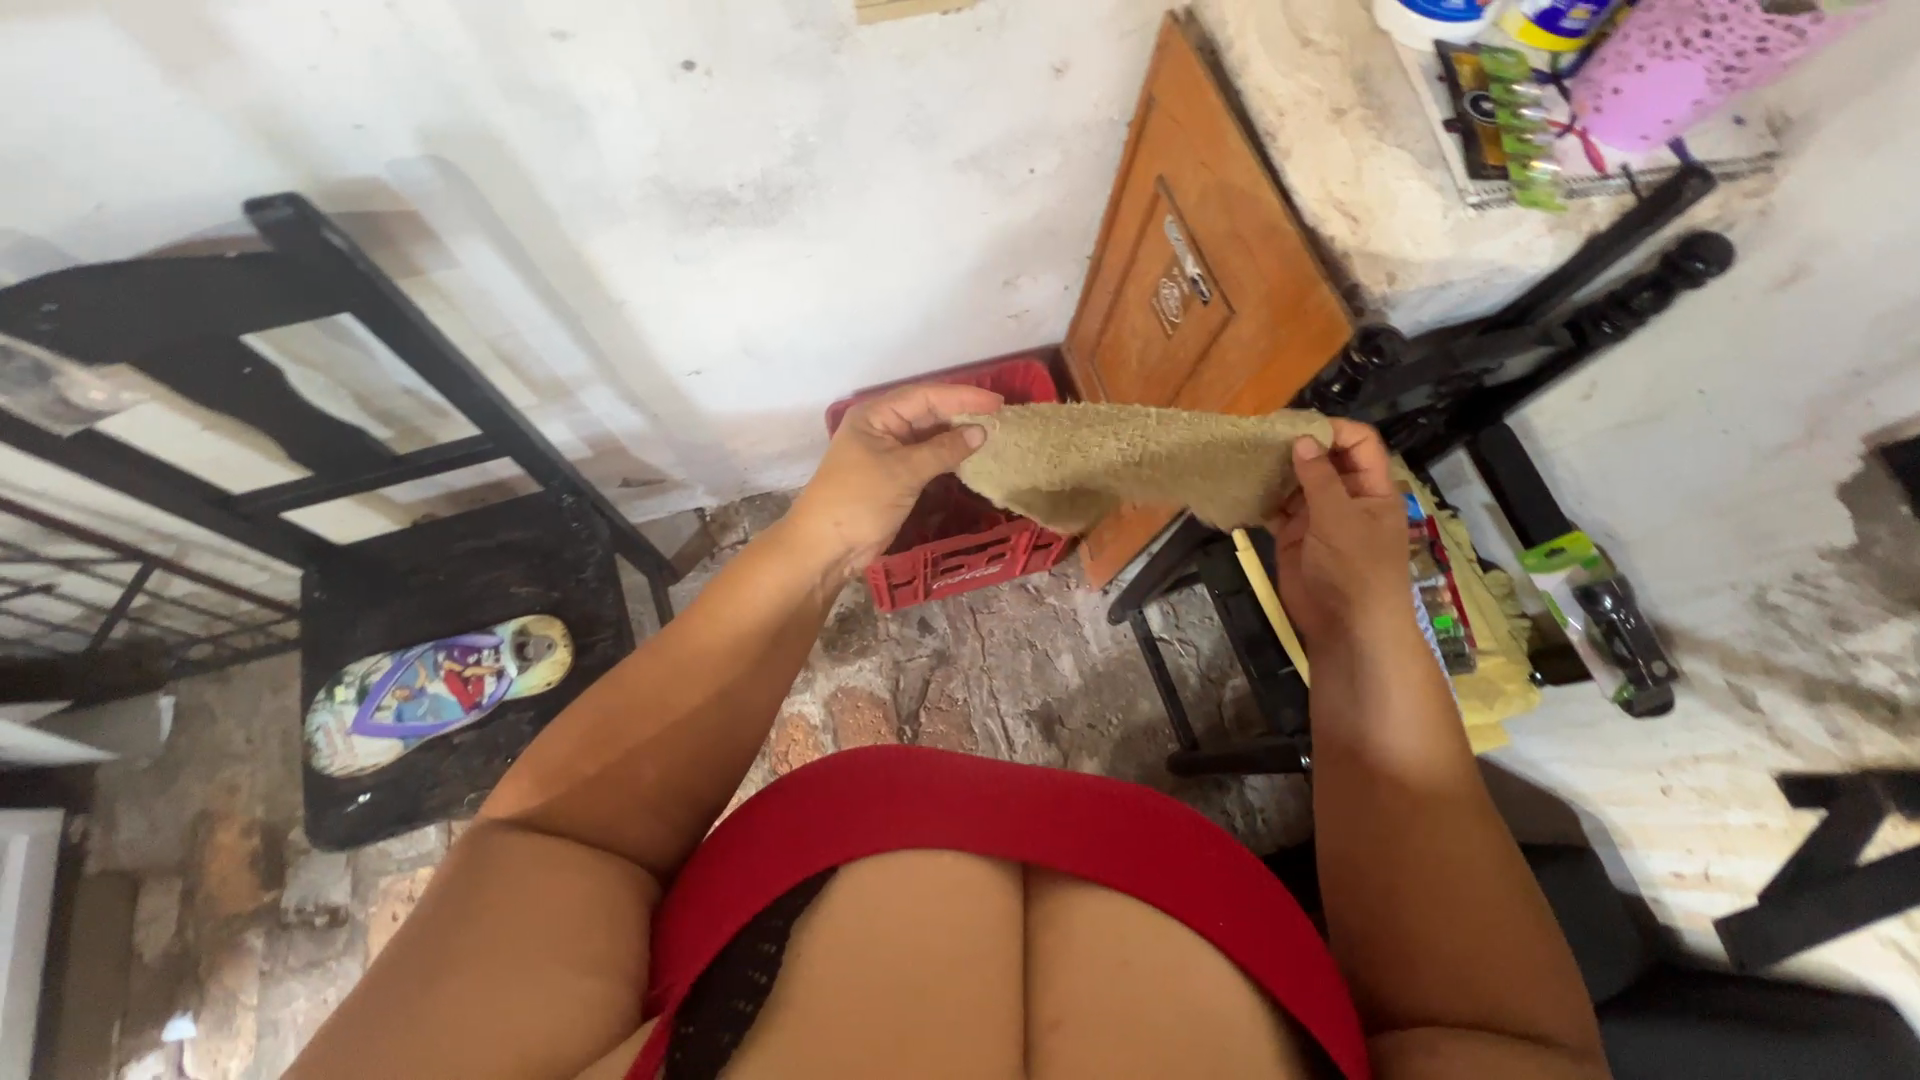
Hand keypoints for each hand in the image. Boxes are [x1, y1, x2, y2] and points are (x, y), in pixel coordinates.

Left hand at [787, 383, 1003, 577]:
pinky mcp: (895, 475)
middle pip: (928, 411)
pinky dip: (948, 455)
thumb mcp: (904, 472)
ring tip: (992, 432)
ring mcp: (888, 451)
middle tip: (1000, 416)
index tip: (997, 402)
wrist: (828, 546)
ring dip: (957, 434)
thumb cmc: (859, 501)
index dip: (963, 397)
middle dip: (962, 412)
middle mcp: (882, 426)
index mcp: (876, 415)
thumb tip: (981, 432)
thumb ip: (944, 450)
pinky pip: (927, 457)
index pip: (926, 396)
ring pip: (929, 435)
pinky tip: (971, 455)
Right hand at [1267, 419, 1415, 652]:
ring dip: (1276, 470)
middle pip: (1324, 459)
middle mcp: (1346, 497)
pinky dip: (1261, 497)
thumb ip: (1320, 479)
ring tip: (1247, 456)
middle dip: (1297, 446)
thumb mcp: (1341, 519)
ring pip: (1296, 482)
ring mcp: (1318, 517)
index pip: (1359, 444)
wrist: (1346, 627)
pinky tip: (1242, 486)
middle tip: (1262, 436)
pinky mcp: (1293, 536)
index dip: (1333, 430)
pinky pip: (1276, 508)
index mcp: (1372, 489)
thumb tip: (1302, 440)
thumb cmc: (1355, 570)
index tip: (1297, 426)